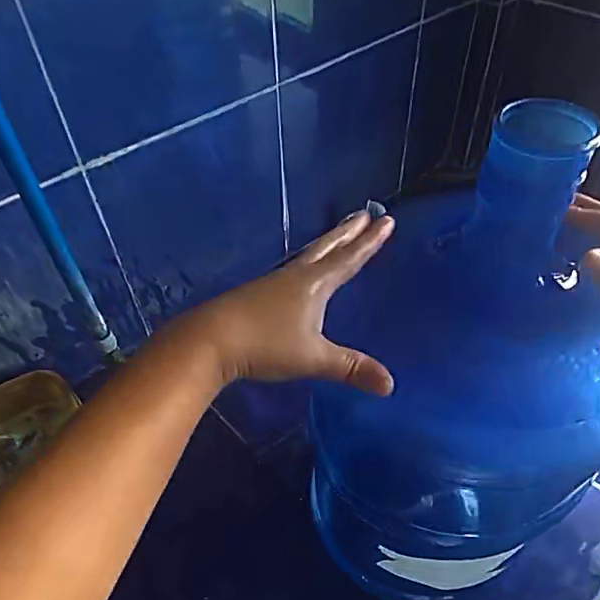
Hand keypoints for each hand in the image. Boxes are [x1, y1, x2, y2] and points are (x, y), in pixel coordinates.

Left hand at [172, 210, 396, 395]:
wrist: (210, 340)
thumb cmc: (265, 345)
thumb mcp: (313, 358)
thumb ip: (351, 368)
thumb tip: (389, 385)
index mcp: (314, 285)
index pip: (348, 259)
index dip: (369, 243)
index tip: (386, 220)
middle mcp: (294, 277)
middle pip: (326, 248)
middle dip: (348, 233)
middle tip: (364, 214)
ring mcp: (272, 284)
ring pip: (306, 257)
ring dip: (326, 245)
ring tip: (337, 236)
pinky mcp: (255, 296)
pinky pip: (290, 272)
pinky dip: (304, 264)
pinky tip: (298, 275)